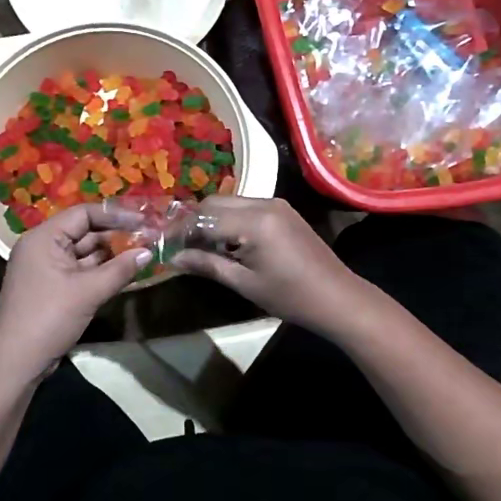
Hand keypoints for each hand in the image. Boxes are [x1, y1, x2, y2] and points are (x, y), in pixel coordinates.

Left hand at [0, 202, 150, 374]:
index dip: (116, 215)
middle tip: (148, 237)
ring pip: (84, 252)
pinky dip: (101, 270)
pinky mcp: (52, 287)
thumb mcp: (89, 291)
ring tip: (142, 252)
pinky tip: (125, 272)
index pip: (83, 214)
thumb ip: (120, 269)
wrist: (18, 361)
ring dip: (111, 253)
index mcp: (43, 238)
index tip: (144, 220)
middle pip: (84, 231)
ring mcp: (46, 268)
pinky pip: (80, 270)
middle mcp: (42, 247)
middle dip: (116, 235)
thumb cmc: (50, 317)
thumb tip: (148, 252)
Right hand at [171, 196, 371, 335]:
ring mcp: (276, 204)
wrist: (337, 297)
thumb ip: (207, 264)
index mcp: (254, 221)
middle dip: (194, 221)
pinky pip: (247, 207)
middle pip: (215, 203)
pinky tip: (225, 242)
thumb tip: (174, 258)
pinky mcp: (283, 211)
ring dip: (211, 219)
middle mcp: (264, 203)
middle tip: (178, 245)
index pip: (204, 217)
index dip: (180, 230)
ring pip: (230, 203)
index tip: (163, 244)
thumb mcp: (244, 283)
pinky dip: (230, 220)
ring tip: (199, 246)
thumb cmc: (290, 296)